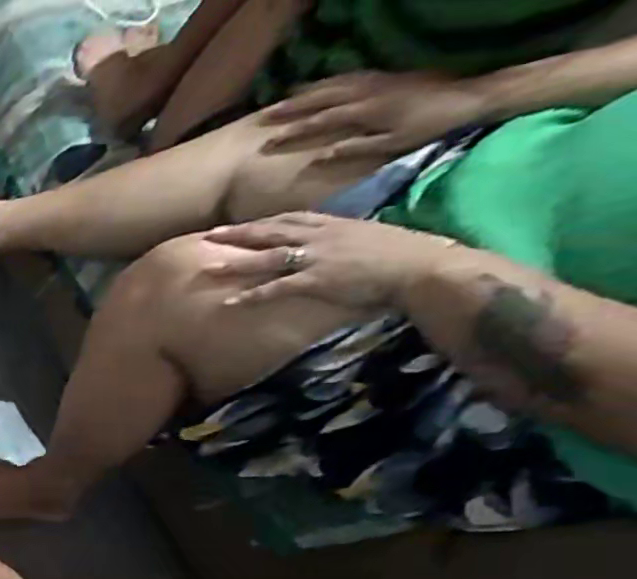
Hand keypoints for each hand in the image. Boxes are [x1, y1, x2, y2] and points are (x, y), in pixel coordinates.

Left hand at [205, 212, 458, 308]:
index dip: (264, 221)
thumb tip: (334, 244)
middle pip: (272, 231)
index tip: (241, 224)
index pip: (292, 217)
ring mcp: (319, 257)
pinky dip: (252, 295)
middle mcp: (324, 236)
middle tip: (209, 236)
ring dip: (236, 263)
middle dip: (238, 233)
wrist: (428, 267)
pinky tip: (230, 303)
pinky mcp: (319, 279)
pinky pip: (277, 288)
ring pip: (268, 257)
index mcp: (338, 224)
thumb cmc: (406, 254)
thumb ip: (346, 238)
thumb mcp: (372, 236)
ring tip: (208, 268)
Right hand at [259, 71, 490, 161]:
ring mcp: (377, 82)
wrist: (473, 95)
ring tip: (285, 98)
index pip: (317, 121)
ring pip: (334, 84)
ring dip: (308, 91)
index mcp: (364, 111)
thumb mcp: (392, 145)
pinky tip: (322, 86)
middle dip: (290, 107)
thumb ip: (355, 150)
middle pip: (320, 98)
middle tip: (265, 116)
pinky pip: (350, 77)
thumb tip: (321, 156)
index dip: (290, 132)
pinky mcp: (387, 77)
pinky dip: (330, 81)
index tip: (265, 143)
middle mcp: (366, 92)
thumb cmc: (431, 125)